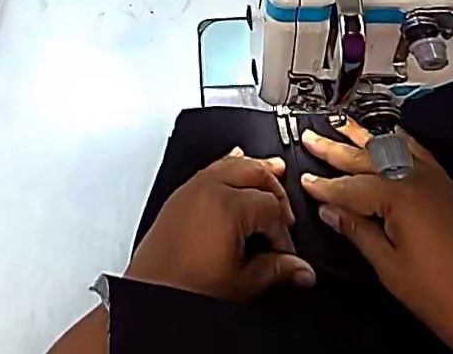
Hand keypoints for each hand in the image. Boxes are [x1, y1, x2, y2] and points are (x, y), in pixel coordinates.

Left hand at [125, 147, 316, 300]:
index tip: (286, 254)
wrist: (150, 293)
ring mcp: (194, 185)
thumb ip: (275, 271)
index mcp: (228, 206)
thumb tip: (302, 270)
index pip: (272, 207)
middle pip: (257, 173)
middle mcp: (211, 187)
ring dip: (256, 169)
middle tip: (286, 216)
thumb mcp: (240, 284)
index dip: (284, 232)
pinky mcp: (183, 190)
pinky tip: (238, 160)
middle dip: (276, 192)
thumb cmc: (186, 288)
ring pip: (234, 162)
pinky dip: (231, 163)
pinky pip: (213, 165)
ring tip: (274, 172)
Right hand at [299, 122, 452, 353]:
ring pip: (389, 147)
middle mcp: (416, 178)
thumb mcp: (391, 268)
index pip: (349, 186)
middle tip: (312, 138)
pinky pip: (416, 150)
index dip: (324, 186)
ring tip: (343, 123)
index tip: (307, 181)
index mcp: (398, 196)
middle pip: (365, 157)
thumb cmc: (451, 297)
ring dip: (363, 136)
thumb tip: (334, 213)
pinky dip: (397, 141)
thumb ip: (359, 232)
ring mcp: (434, 179)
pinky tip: (389, 136)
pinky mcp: (448, 186)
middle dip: (335, 149)